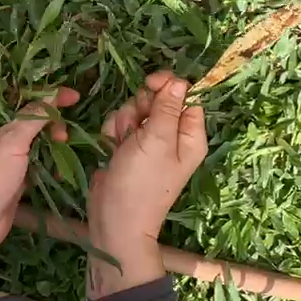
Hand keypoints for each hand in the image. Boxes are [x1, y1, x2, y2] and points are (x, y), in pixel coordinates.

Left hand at [0, 88, 78, 290]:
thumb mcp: (11, 139)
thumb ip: (35, 115)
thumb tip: (54, 93)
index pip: (21, 96)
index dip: (47, 95)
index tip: (74, 97)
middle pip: (31, 119)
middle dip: (51, 123)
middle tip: (63, 135)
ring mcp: (5, 157)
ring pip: (36, 142)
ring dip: (52, 144)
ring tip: (62, 149)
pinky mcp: (14, 178)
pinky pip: (37, 164)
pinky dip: (49, 164)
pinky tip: (59, 170)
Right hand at [88, 71, 205, 298]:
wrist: (114, 220)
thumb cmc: (140, 182)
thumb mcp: (156, 140)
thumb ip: (167, 107)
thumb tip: (179, 80)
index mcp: (189, 135)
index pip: (185, 95)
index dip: (167, 86)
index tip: (150, 84)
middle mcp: (172, 137)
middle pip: (157, 99)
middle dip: (139, 107)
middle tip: (135, 127)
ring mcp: (149, 143)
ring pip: (135, 110)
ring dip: (123, 121)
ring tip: (121, 143)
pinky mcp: (128, 148)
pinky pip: (120, 124)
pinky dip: (113, 132)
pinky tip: (111, 148)